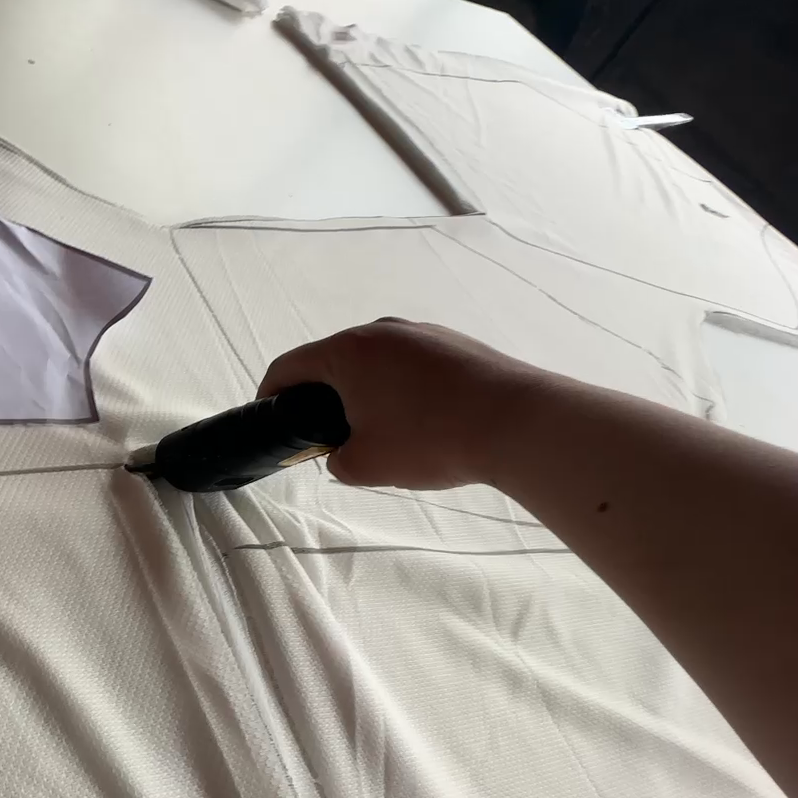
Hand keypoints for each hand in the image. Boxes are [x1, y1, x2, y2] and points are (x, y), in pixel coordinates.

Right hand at [258, 319, 553, 489]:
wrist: (528, 426)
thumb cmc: (429, 440)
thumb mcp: (362, 465)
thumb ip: (335, 459)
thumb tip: (345, 452)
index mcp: (346, 351)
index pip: (287, 366)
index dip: (269, 395)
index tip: (270, 420)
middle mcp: (381, 332)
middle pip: (330, 359)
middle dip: (318, 393)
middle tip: (321, 429)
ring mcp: (424, 334)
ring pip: (372, 360)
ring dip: (360, 389)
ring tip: (373, 426)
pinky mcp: (459, 345)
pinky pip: (409, 363)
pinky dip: (398, 387)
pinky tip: (416, 419)